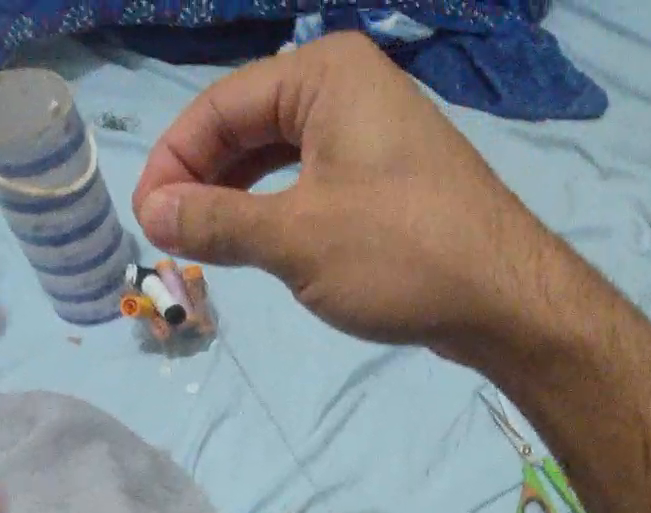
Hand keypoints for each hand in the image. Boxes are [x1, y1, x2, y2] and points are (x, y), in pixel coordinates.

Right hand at [133, 33, 561, 356]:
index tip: (146, 221)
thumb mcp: (296, 238)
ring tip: (206, 243)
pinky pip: (315, 183)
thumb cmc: (400, 255)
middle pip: (249, 126)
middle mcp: (350, 89)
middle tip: (170, 237)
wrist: (504, 301)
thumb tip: (153, 214)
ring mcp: (375, 134)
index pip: (220, 106)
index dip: (174, 162)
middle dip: (205, 180)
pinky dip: (280, 210)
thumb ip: (218, 221)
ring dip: (239, 199)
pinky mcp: (390, 180)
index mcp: (325, 74)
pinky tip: (261, 243)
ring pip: (281, 157)